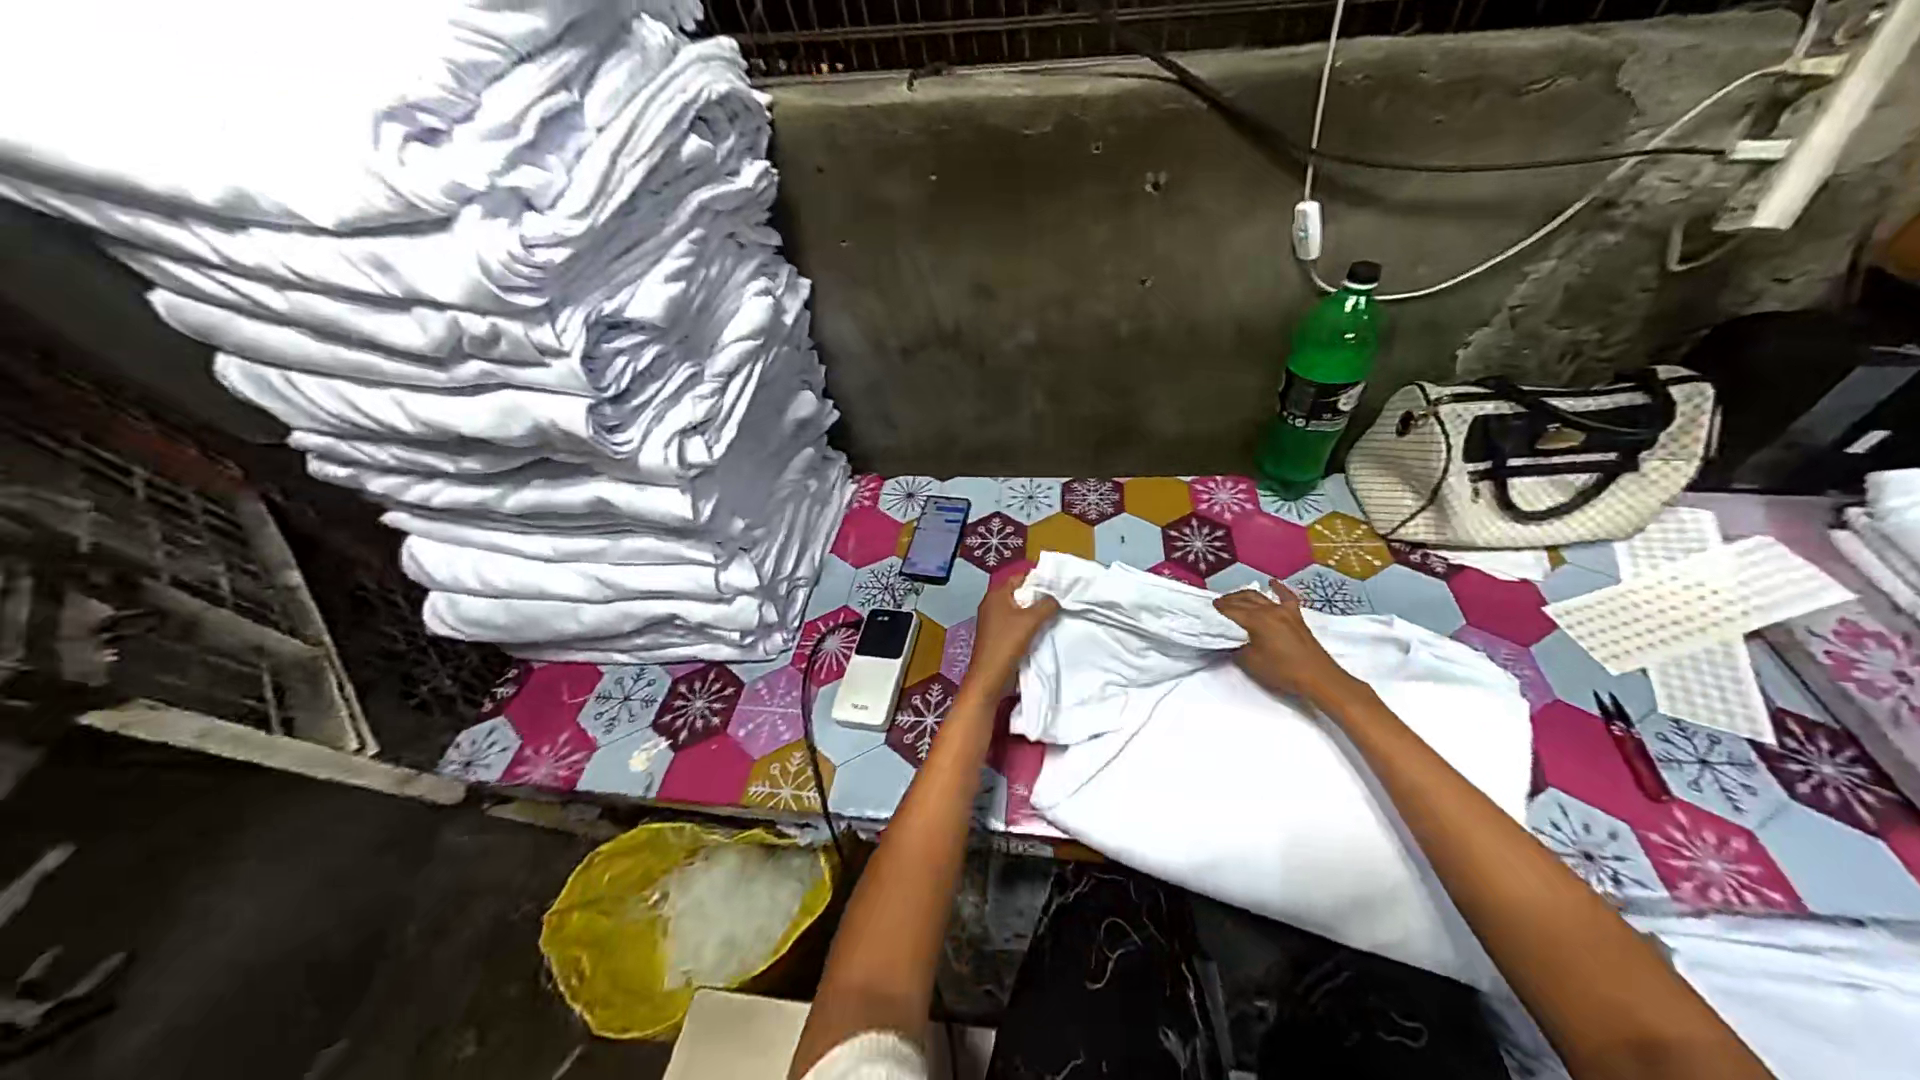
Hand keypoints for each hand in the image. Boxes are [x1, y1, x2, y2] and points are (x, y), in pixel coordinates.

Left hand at [964, 571, 1058, 690]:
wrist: (990, 677)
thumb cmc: (1007, 643)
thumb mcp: (1030, 621)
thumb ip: (1046, 605)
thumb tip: (1057, 596)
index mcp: (996, 595)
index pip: (1019, 577)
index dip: (1038, 578)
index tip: (1058, 583)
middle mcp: (992, 604)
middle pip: (1019, 593)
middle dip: (1039, 596)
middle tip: (1061, 598)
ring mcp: (994, 621)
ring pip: (1019, 609)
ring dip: (1035, 612)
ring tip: (1056, 612)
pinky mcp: (997, 635)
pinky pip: (1016, 623)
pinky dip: (1029, 624)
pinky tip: (1044, 628)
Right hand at [1213, 581, 1360, 704]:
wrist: (1318, 677)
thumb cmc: (1282, 671)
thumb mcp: (1251, 662)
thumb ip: (1237, 648)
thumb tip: (1230, 641)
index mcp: (1257, 620)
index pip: (1232, 610)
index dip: (1219, 608)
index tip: (1208, 607)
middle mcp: (1270, 610)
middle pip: (1245, 600)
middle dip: (1229, 600)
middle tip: (1217, 603)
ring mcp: (1285, 611)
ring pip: (1261, 597)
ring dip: (1245, 595)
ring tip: (1234, 598)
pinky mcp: (1296, 616)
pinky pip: (1286, 597)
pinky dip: (1278, 588)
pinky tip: (1271, 582)